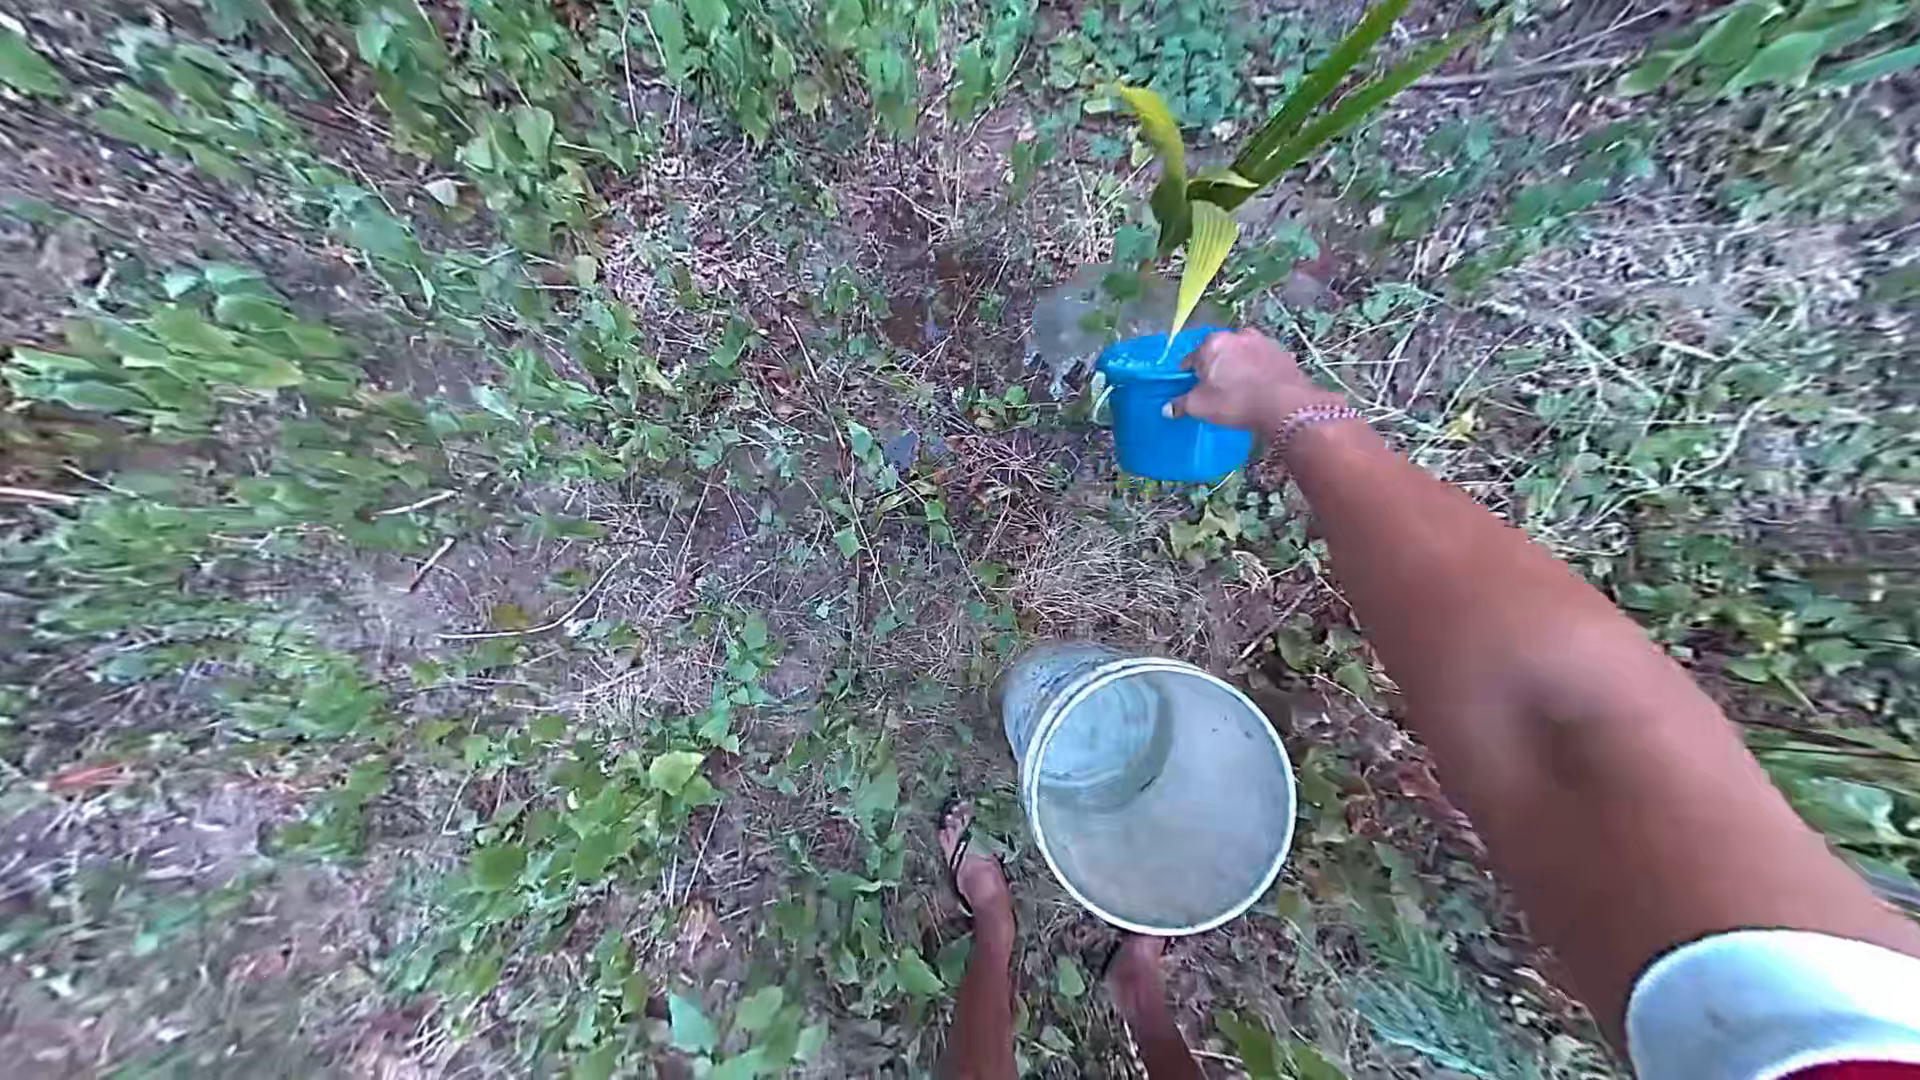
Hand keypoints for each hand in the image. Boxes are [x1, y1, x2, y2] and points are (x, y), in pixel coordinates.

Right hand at [1169, 329, 1343, 431]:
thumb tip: (1168, 408)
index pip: (1191, 359)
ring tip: (1237, 390)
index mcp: (1211, 344)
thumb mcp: (1199, 407)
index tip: (1192, 389)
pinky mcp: (1282, 352)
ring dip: (1236, 367)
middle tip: (1214, 390)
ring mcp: (1262, 341)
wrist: (1284, 404)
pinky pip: (1260, 361)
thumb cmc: (1234, 402)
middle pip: (1217, 353)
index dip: (1189, 376)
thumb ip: (1180, 404)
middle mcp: (1236, 335)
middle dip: (1214, 368)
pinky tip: (1256, 389)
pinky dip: (1255, 371)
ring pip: (1240, 355)